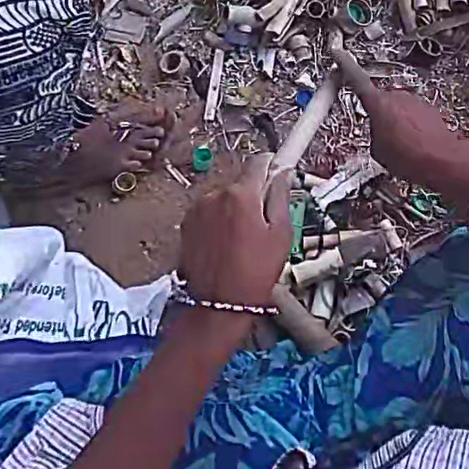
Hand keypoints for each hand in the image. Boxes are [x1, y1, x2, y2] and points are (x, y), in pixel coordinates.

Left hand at [177, 153, 291, 310]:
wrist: (219, 306)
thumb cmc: (255, 272)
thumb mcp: (281, 234)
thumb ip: (280, 197)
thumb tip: (282, 174)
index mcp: (240, 194)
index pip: (259, 162)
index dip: (272, 166)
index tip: (278, 172)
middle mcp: (215, 195)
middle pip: (241, 182)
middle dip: (253, 195)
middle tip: (263, 222)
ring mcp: (197, 210)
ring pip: (224, 198)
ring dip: (234, 208)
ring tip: (242, 239)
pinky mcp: (186, 225)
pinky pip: (209, 212)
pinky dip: (218, 221)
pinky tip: (226, 244)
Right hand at [331, 47, 467, 185]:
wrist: (444, 162)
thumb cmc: (410, 158)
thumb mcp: (378, 151)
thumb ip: (373, 133)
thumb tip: (377, 135)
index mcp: (378, 103)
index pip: (356, 79)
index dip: (345, 66)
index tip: (339, 55)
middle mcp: (398, 96)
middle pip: (380, 99)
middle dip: (379, 114)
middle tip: (381, 136)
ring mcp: (416, 101)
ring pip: (399, 108)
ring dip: (398, 123)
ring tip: (401, 147)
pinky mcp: (430, 110)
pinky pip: (414, 115)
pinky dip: (413, 127)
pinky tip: (415, 145)